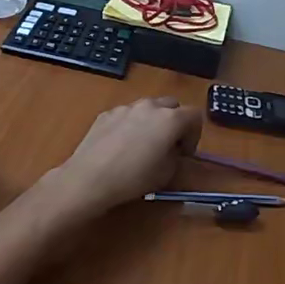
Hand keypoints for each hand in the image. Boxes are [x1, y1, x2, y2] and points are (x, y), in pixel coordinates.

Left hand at [44, 97, 201, 215]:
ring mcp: (125, 107)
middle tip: (168, 144)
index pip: (194, 116)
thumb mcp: (167, 173)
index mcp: (170, 119)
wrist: (90, 177)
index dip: (194, 135)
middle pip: (171, 105)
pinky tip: (120, 145)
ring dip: (152, 121)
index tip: (184, 153)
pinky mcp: (106, 114)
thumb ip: (176, 156)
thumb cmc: (134, 178)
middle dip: (174, 122)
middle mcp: (149, 106)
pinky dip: (130, 124)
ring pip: (147, 108)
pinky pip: (126, 115)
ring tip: (143, 145)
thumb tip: (172, 149)